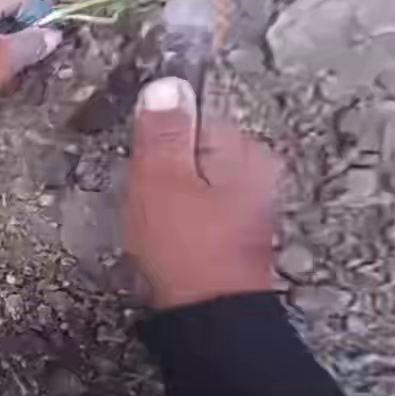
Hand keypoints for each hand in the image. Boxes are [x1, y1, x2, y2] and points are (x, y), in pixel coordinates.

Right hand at [124, 77, 278, 309]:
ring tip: (150, 209)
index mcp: (242, 150)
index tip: (139, 154)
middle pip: (192, 141)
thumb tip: (166, 84)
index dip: (157, 129)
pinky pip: (196, 193)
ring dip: (166, 183)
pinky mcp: (234, 221)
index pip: (193, 111)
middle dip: (161, 158)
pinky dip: (176, 202)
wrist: (206, 311)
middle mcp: (255, 167)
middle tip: (143, 187)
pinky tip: (163, 224)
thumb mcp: (160, 178)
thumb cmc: (182, 244)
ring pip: (191, 169)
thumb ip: (163, 130)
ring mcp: (247, 196)